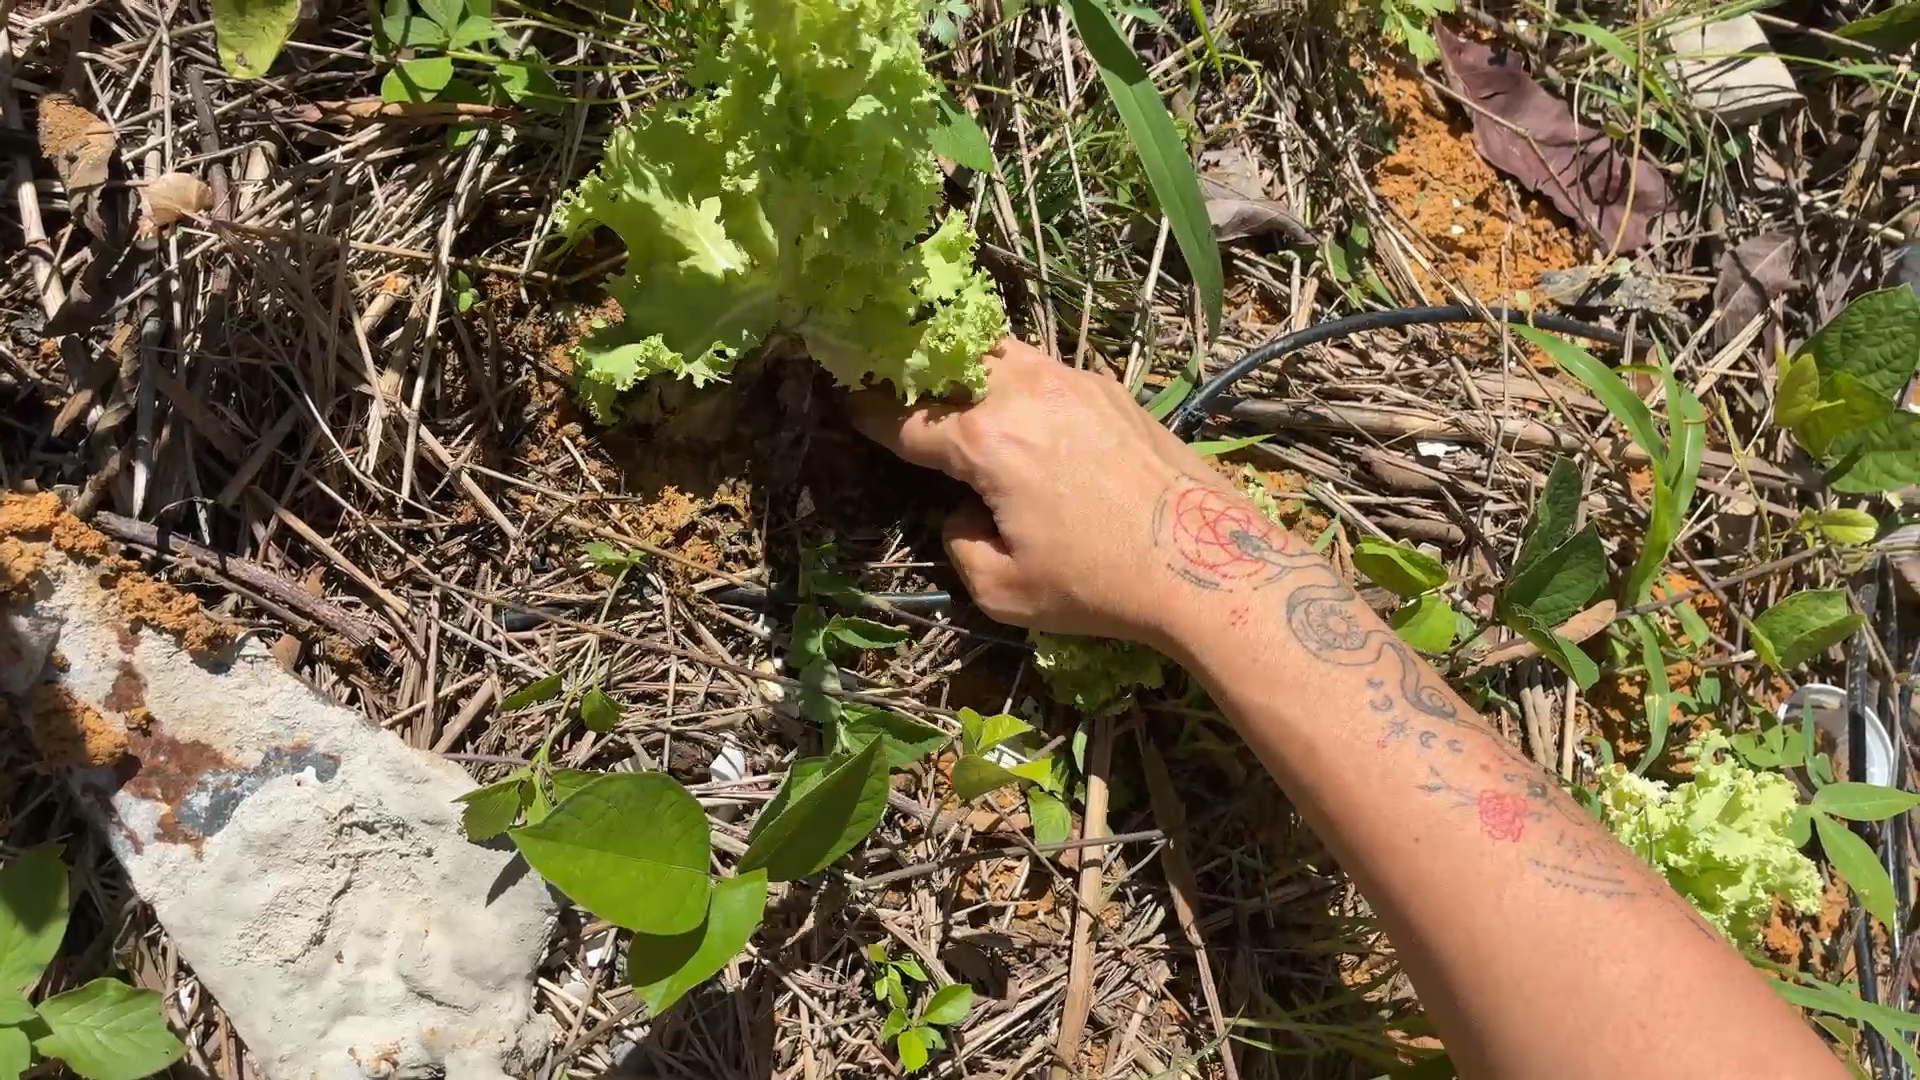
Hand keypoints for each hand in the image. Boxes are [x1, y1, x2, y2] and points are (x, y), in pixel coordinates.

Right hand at [848, 337, 1234, 646]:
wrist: (1209, 564)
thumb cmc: (1099, 585)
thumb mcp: (1003, 591)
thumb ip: (958, 545)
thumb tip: (962, 513)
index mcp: (987, 441)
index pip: (907, 419)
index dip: (869, 414)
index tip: (847, 403)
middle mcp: (1024, 392)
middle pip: (949, 363)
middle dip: (913, 372)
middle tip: (895, 385)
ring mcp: (1073, 381)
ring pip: (998, 352)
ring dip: (966, 366)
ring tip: (954, 388)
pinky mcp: (1109, 388)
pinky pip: (1043, 367)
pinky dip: (1014, 377)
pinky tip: (1021, 406)